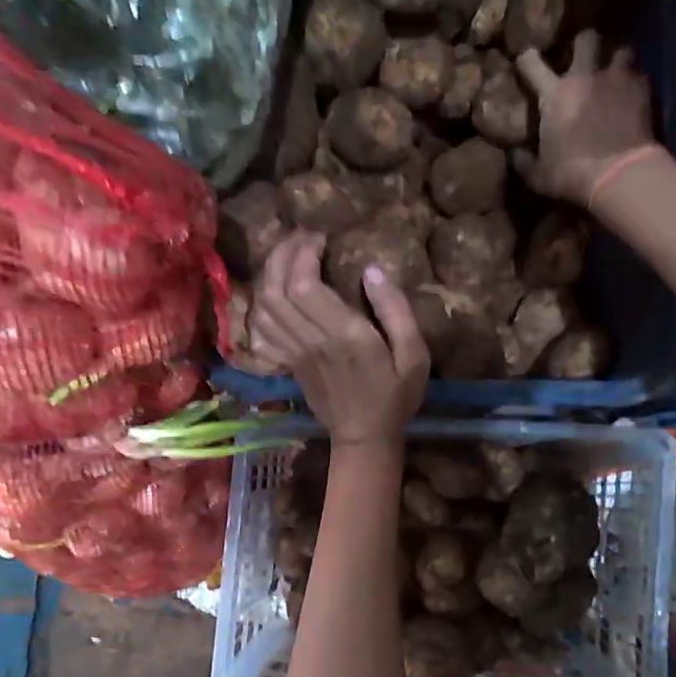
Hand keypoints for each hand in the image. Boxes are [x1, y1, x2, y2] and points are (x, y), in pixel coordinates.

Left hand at [248, 232, 429, 446]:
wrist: (365, 436)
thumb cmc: (395, 396)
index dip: (304, 253)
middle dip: (283, 254)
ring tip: (289, 258)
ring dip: (269, 275)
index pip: (304, 285)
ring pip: (264, 306)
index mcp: (345, 336)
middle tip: (303, 240)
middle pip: (277, 289)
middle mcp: (312, 341)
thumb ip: (396, 311)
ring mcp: (294, 353)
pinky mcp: (287, 362)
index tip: (321, 239)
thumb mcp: (414, 356)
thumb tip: (372, 271)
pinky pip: (261, 329)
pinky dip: (261, 305)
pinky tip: (277, 292)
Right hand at [514, 30, 658, 203]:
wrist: (619, 176)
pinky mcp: (642, 89)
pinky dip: (635, 81)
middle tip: (583, 57)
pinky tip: (632, 93)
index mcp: (555, 95)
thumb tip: (514, 154)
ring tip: (614, 71)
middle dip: (583, 44)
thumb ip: (523, 162)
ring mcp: (616, 79)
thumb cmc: (573, 176)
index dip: (527, 59)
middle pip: (585, 38)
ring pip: (620, 49)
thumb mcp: (538, 177)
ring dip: (616, 58)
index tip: (526, 63)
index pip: (531, 62)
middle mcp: (585, 76)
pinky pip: (639, 74)